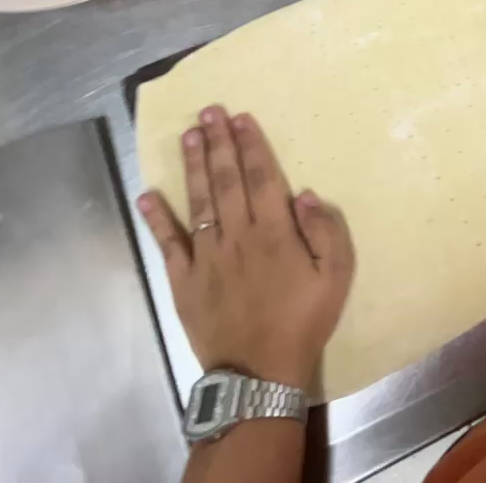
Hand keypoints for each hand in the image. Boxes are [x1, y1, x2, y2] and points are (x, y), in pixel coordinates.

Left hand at [137, 106, 354, 390]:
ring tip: (188, 135)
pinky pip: (168, 244)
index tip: (241, 117)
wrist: (260, 373)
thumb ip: (325, 231)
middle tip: (209, 111)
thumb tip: (303, 193)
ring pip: (199, 202)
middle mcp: (238, 236)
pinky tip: (148, 194)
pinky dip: (157, 219)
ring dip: (193, 166)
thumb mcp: (337, 276)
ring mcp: (207, 258)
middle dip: (219, 143)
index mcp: (275, 233)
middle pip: (226, 181)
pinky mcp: (184, 281)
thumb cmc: (304, 319)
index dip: (251, 145)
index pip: (261, 178)